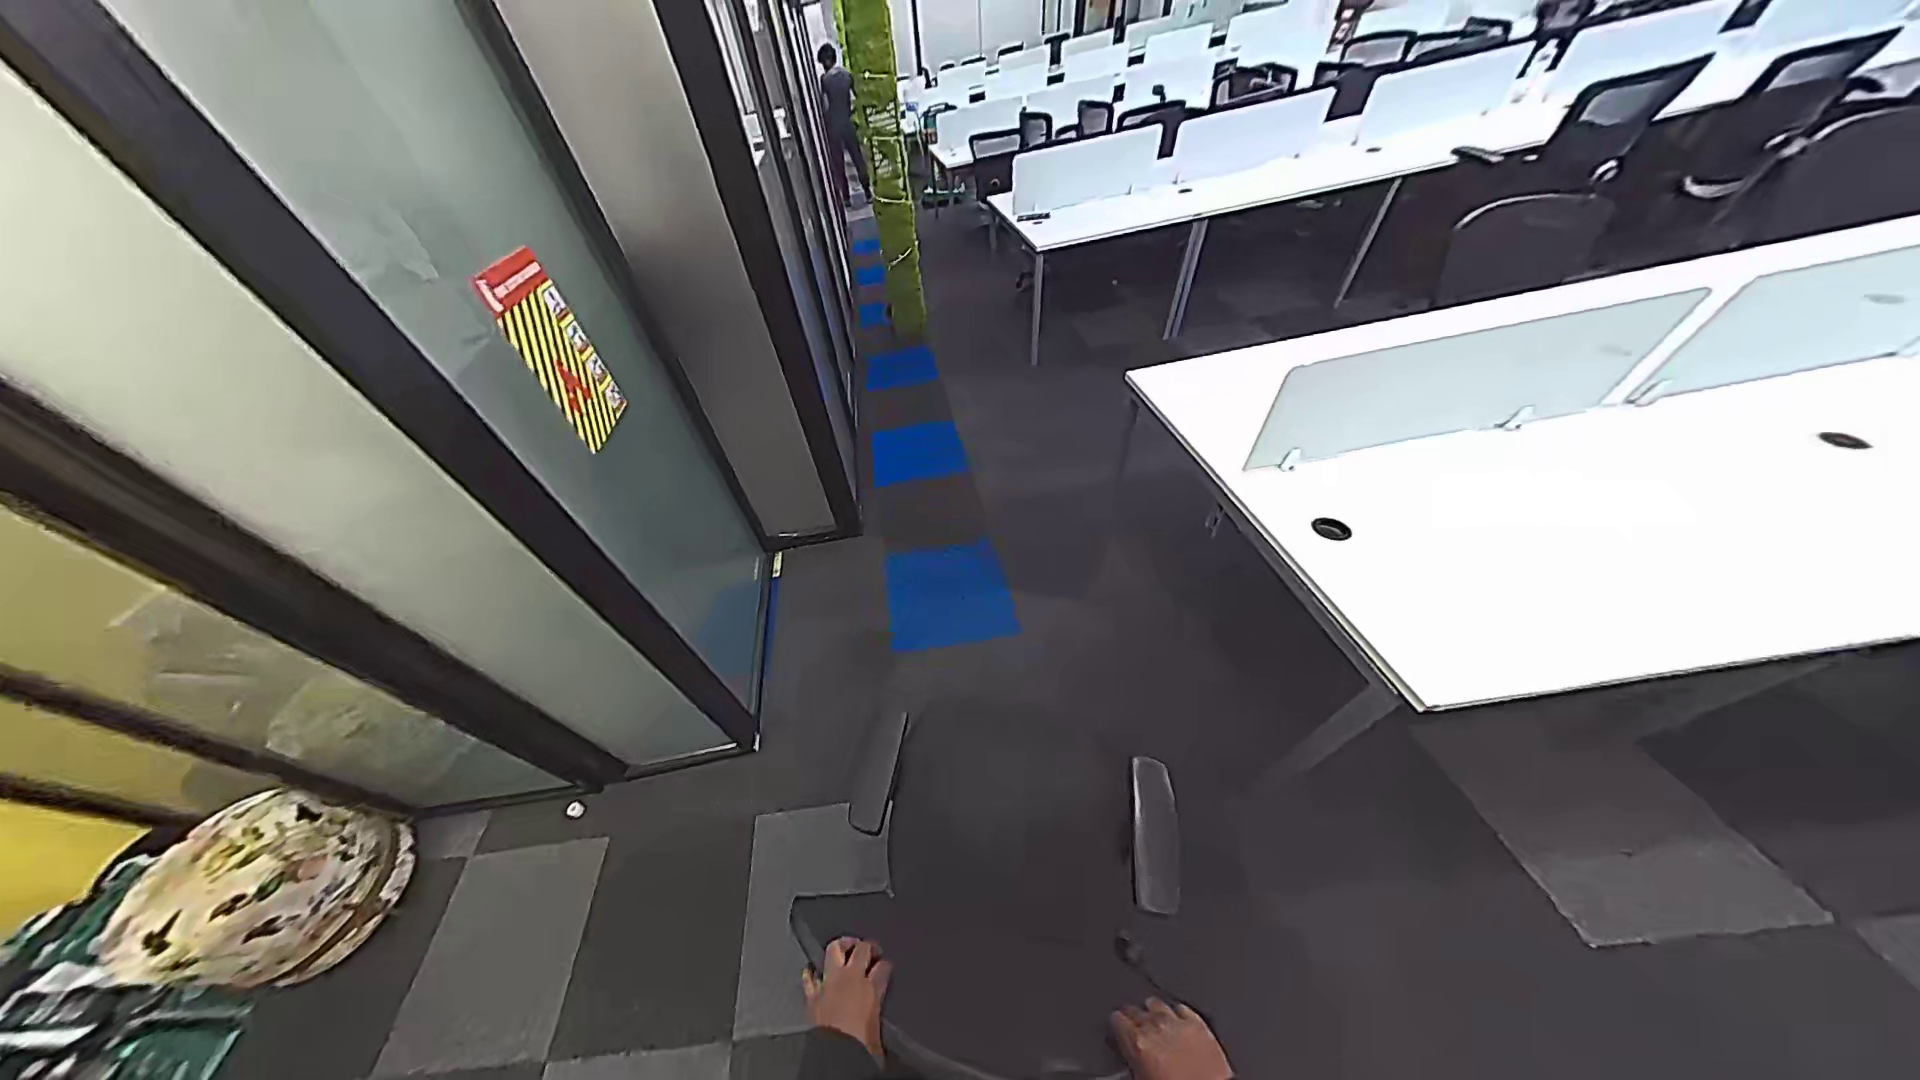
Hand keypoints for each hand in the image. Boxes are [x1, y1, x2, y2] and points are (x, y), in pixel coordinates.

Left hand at [803, 938, 892, 1063]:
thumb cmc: (860, 1046)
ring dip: (841, 946)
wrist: (834, 1056)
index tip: (886, 965)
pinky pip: (809, 976)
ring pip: (834, 950)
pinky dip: (811, 971)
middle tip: (870, 950)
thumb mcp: (876, 1026)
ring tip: (846, 947)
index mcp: (871, 987)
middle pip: (862, 949)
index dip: (886, 964)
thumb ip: (877, 1004)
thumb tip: (877, 1002)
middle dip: (868, 946)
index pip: (884, 965)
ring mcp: (830, 982)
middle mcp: (851, 978)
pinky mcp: (813, 993)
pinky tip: (813, 968)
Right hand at [1111, 998, 1232, 1079]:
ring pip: (1157, 1004)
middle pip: (1134, 1010)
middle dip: (1132, 1017)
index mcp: (1137, 1043)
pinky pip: (1182, 1009)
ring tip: (1154, 1018)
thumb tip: (1131, 1060)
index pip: (1117, 1020)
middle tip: (1134, 1026)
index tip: (1117, 1026)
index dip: (1116, 1024)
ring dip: (1154, 1012)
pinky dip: (1177, 1013)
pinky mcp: (1198, 1024)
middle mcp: (1154, 1027)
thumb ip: (1133, 1062)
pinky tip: (1177, 1018)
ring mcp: (1177, 1022)